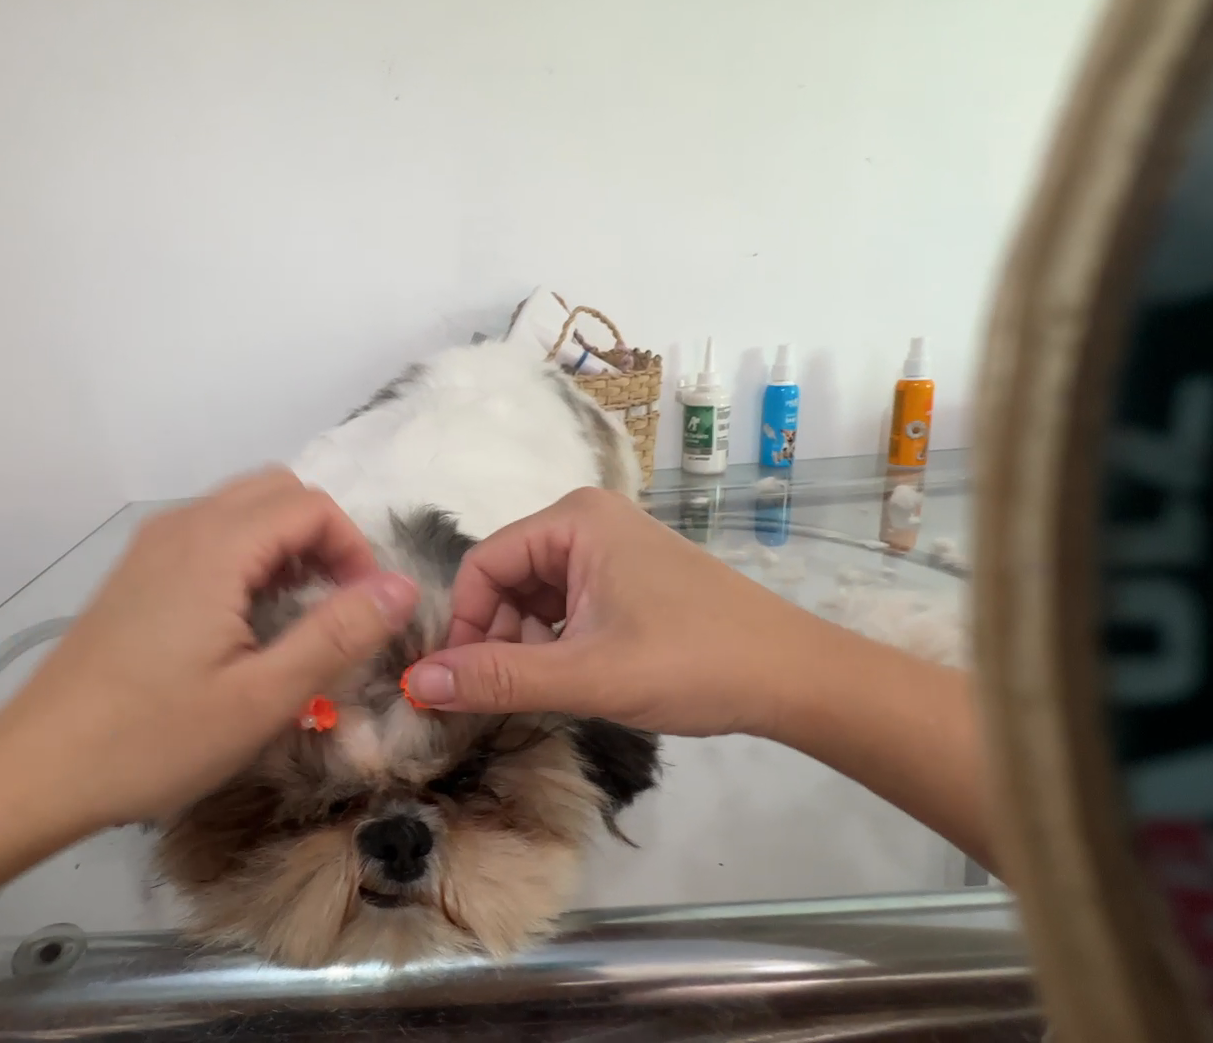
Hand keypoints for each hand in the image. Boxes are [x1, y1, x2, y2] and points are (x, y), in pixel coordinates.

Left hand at [0, 468, 418, 828]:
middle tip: (336, 608)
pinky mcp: (137, 570)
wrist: (38, 766)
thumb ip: (337, 635)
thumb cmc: (153, 739)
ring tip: (296, 616)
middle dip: (323, 539)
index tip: (365, 611)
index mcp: (215, 546)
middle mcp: (182, 526)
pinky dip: (248, 555)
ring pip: (242, 510)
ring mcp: (153, 545)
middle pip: (277, 492)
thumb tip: (401, 586)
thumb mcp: (261, 699)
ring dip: (286, 546)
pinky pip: (210, 534)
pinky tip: (244, 620)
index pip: (310, 505)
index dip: (354, 549)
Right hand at [403, 487, 826, 737]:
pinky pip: (565, 604)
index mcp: (573, 519)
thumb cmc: (692, 664)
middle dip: (498, 636)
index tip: (460, 682)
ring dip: (526, 644)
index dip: (463, 624)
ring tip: (553, 687)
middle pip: (506, 579)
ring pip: (533, 596)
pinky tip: (576, 676)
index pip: (483, 566)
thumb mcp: (586, 675)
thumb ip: (497, 678)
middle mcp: (586, 521)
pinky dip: (556, 642)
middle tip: (510, 692)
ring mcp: (610, 548)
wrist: (797, 678)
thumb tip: (415, 684)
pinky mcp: (626, 577)